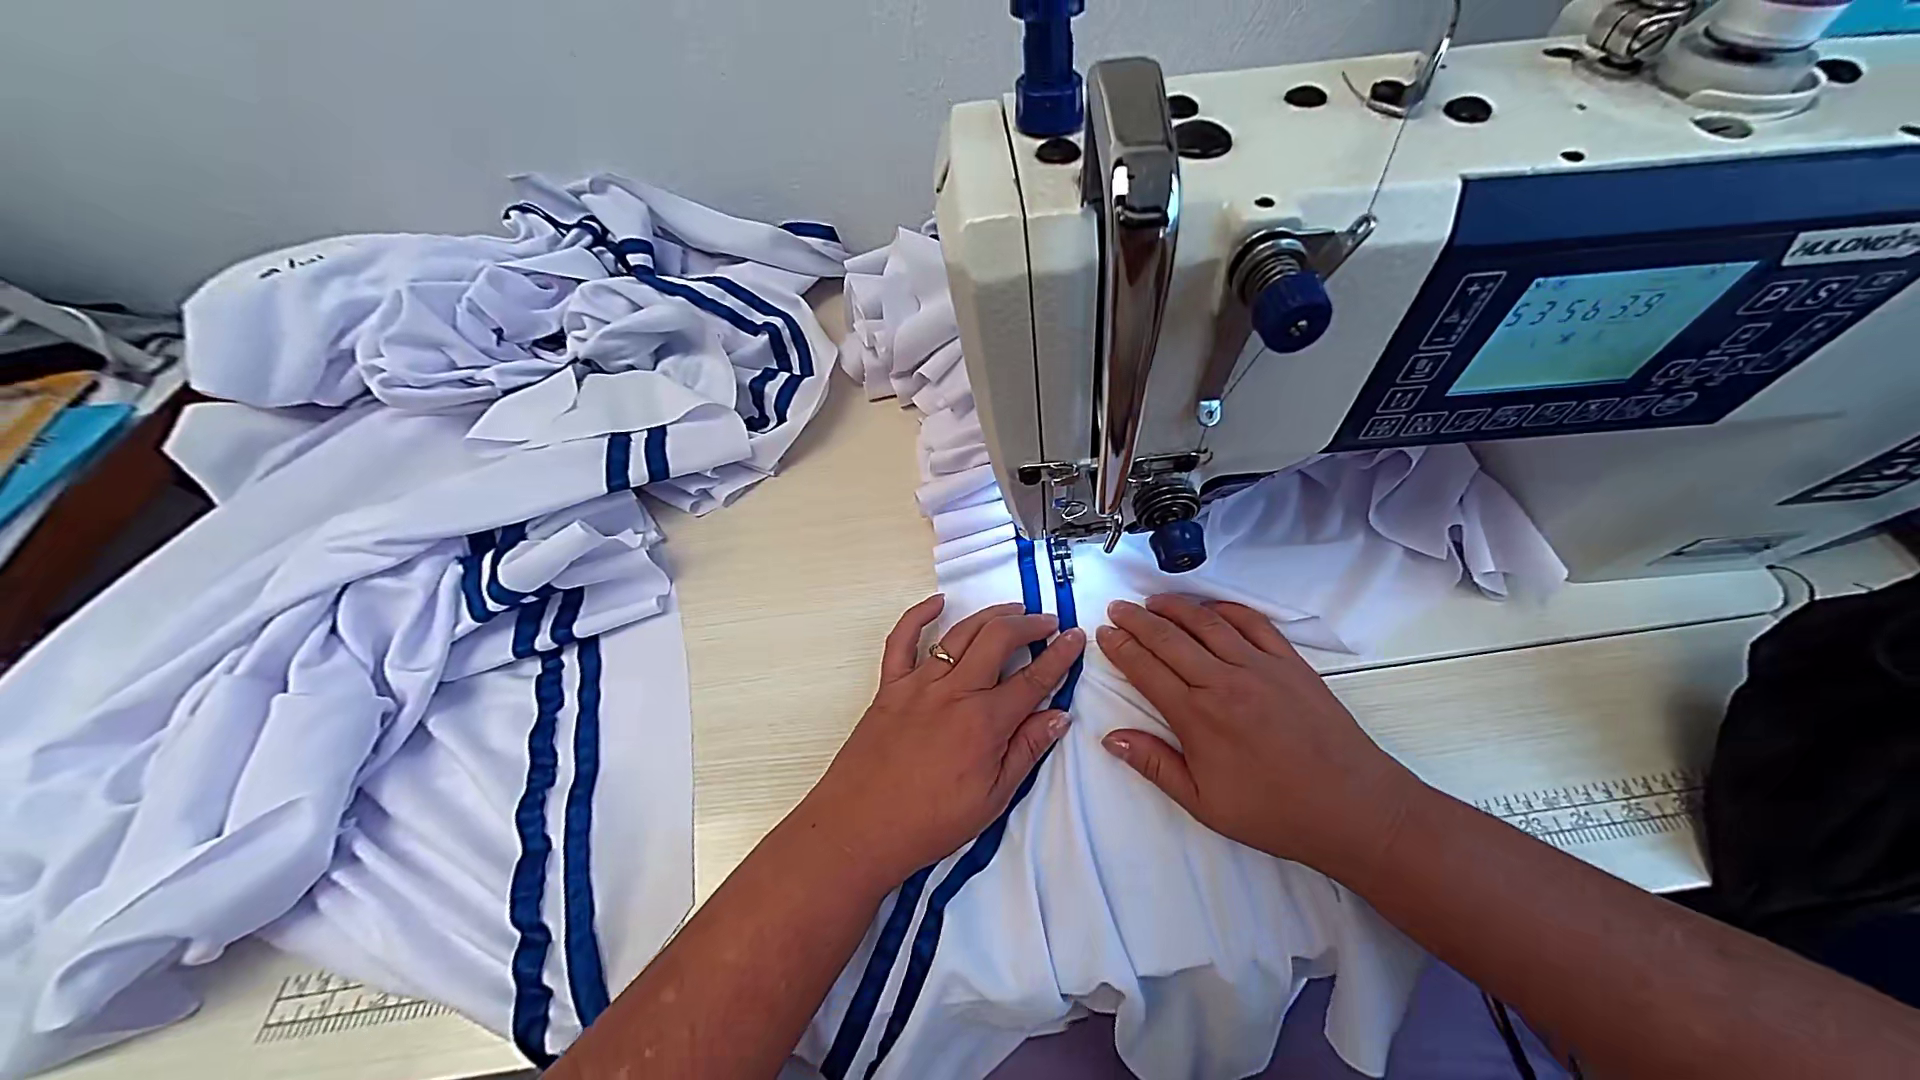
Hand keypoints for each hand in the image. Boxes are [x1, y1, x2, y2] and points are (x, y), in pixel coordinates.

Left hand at [798, 595, 1085, 886]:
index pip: (1034, 678)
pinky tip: (937, 603)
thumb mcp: (992, 798)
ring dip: (991, 615)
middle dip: (1029, 624)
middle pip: (999, 639)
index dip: (1060, 655)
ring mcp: (918, 684)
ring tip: (1012, 610)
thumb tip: (1058, 717)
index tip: (1075, 638)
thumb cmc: (928, 822)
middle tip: (1047, 622)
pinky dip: (919, 616)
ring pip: (961, 633)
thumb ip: (1026, 750)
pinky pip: (902, 640)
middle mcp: (954, 692)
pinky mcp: (889, 687)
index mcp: (984, 722)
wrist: (860, 828)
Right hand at [1096, 595, 1424, 873]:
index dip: (1120, 647)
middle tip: (1117, 608)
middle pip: (1168, 638)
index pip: (1146, 669)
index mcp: (1198, 717)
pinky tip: (1211, 608)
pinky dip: (1227, 609)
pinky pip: (1253, 623)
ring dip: (1174, 607)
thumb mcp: (1204, 804)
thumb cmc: (1276, 812)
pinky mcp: (1291, 664)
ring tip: (1152, 601)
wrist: (1355, 810)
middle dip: (1136, 620)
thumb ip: (1155, 765)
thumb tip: (1112, 738)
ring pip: (1206, 623)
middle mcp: (1224, 682)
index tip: (1104, 633)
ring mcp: (1260, 667)